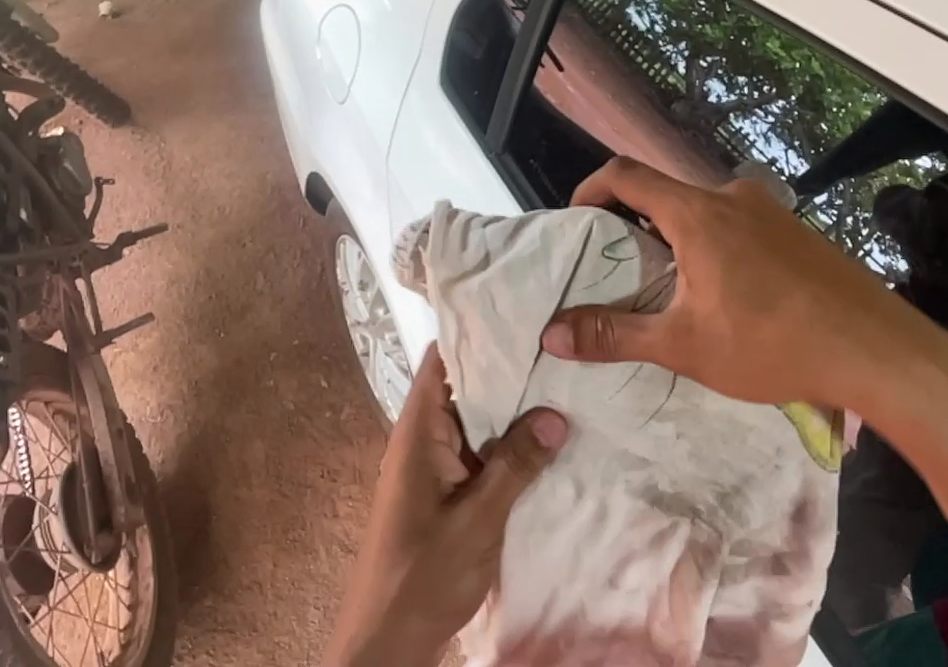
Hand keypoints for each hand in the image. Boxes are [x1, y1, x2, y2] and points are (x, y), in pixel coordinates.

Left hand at [327, 345, 568, 666]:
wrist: (386, 640)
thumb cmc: (422, 574)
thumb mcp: (478, 519)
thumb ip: (516, 465)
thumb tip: (556, 414)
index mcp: (418, 430)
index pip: (442, 359)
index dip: (475, 331)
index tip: (521, 312)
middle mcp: (423, 437)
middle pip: (463, 385)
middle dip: (506, 368)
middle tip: (558, 345)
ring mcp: (433, 464)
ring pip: (474, 419)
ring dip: (510, 407)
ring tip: (561, 380)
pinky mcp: (445, 489)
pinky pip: (477, 449)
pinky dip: (506, 440)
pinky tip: (545, 437)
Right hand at [541, 157, 946, 413]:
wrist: (882, 352)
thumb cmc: (773, 343)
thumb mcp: (684, 345)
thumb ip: (614, 335)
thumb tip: (551, 334)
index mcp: (697, 213)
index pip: (624, 174)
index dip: (589, 190)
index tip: (576, 224)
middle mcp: (731, 197)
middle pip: (662, 193)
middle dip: (630, 224)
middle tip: (617, 271)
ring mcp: (770, 211)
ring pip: (701, 211)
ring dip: (673, 238)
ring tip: (668, 290)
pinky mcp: (796, 232)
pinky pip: (735, 225)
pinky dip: (711, 246)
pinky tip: (724, 295)